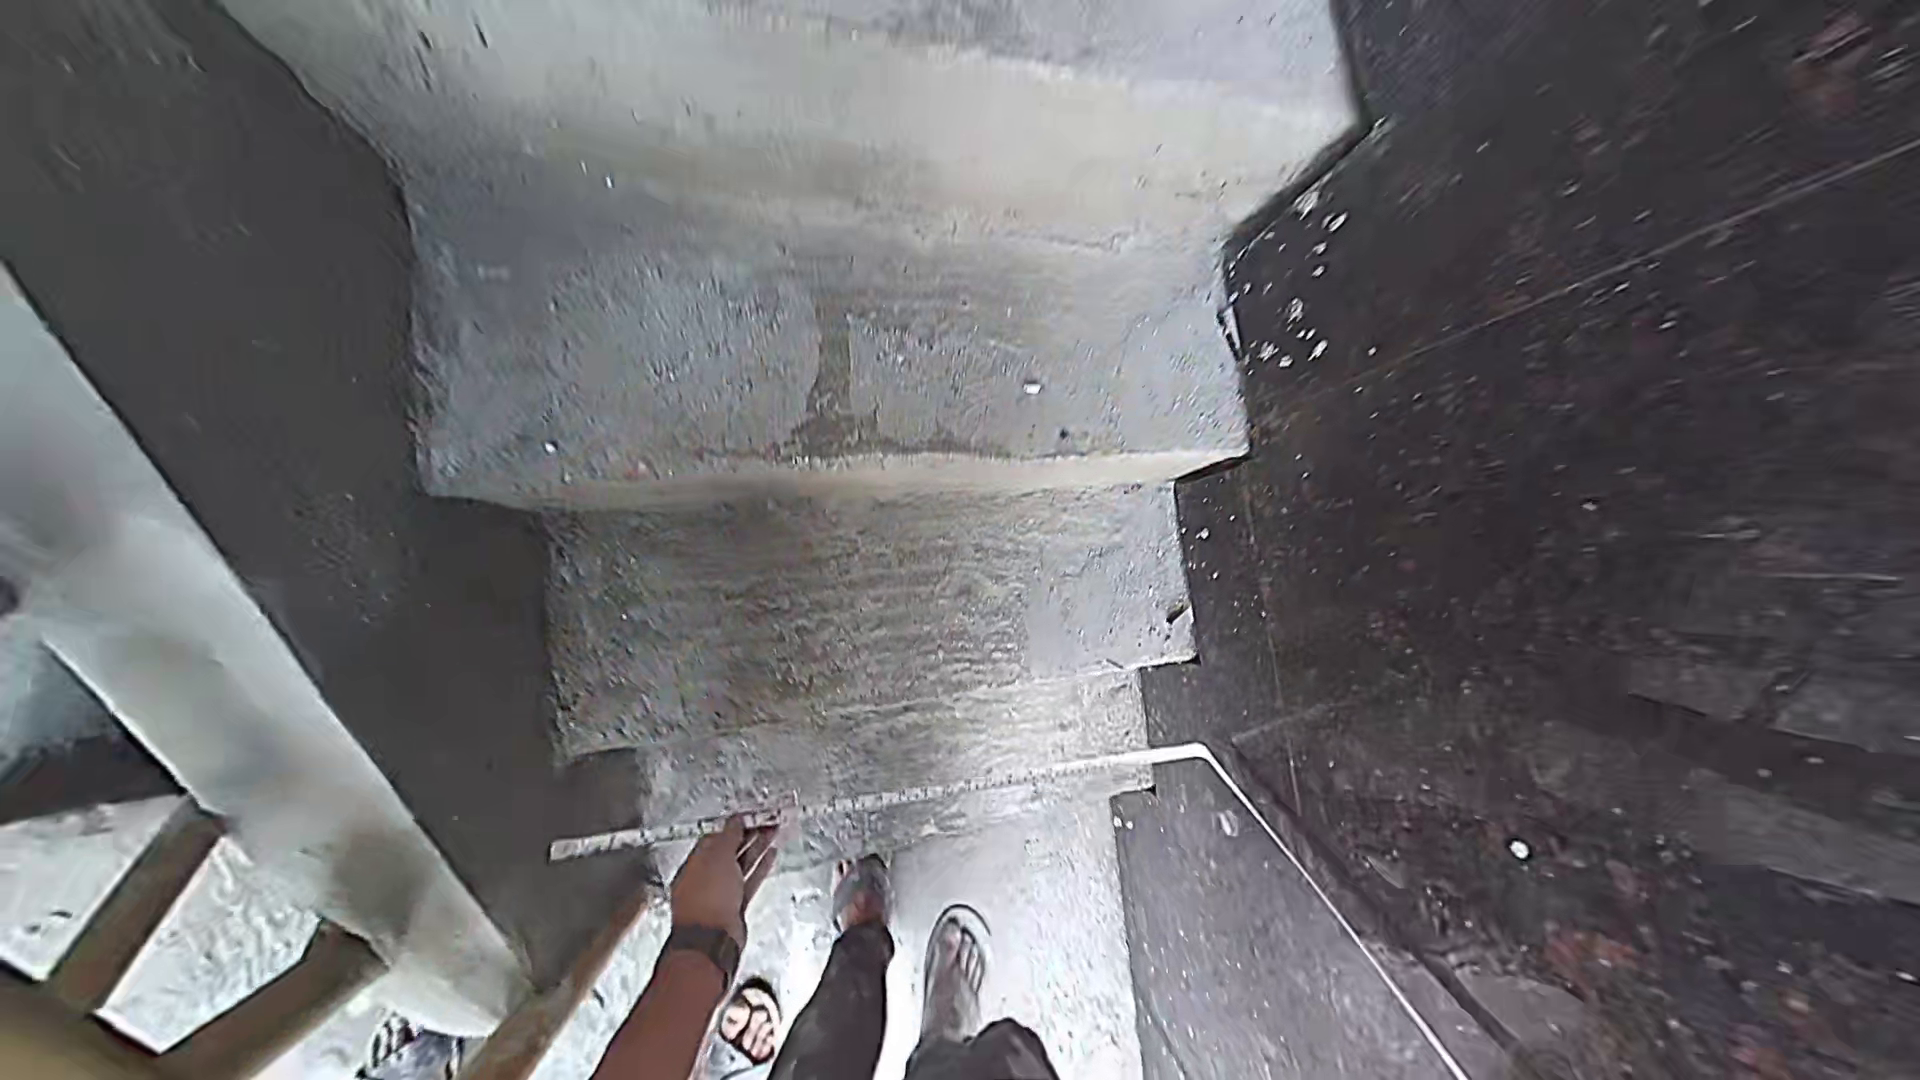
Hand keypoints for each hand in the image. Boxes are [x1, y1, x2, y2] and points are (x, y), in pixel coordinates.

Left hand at [670, 815, 779, 947]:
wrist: (713, 942)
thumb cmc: (707, 900)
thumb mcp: (718, 857)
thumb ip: (728, 836)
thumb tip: (734, 821)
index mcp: (694, 865)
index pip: (714, 838)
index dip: (733, 826)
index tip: (749, 816)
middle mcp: (705, 879)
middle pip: (730, 850)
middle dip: (748, 835)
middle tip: (766, 821)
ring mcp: (720, 893)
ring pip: (742, 864)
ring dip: (758, 847)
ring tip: (773, 832)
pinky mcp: (735, 906)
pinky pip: (750, 881)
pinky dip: (761, 867)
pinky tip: (772, 856)